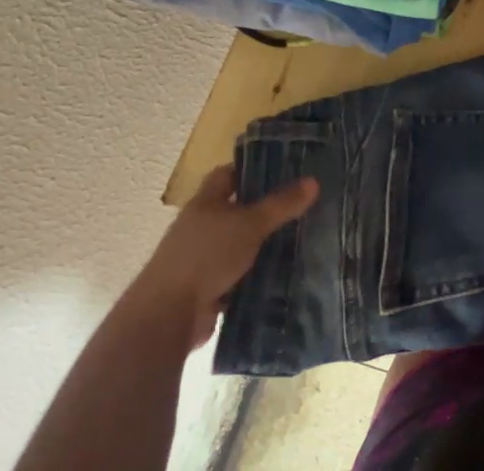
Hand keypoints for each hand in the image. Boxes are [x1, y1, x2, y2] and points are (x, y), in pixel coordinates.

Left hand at [127, 165, 318, 347]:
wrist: (169, 314)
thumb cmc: (207, 255)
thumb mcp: (250, 224)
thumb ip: (281, 204)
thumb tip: (314, 181)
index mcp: (204, 203)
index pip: (227, 175)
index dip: (251, 170)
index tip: (283, 170)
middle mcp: (200, 227)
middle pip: (235, 210)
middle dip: (265, 209)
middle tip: (302, 205)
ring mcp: (202, 259)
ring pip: (239, 244)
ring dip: (263, 244)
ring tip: (301, 238)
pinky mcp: (208, 288)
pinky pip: (239, 274)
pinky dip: (257, 274)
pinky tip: (284, 272)